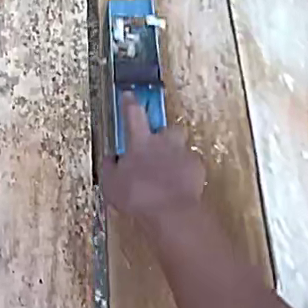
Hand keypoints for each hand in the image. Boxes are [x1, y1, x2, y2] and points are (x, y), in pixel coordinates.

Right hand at [101, 93, 203, 223]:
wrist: (171, 211)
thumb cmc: (138, 197)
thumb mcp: (111, 184)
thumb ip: (110, 167)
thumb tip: (109, 159)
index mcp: (141, 142)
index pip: (134, 114)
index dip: (130, 103)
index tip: (129, 95)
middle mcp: (164, 142)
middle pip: (168, 128)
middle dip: (164, 135)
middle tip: (156, 150)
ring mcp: (184, 153)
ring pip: (182, 147)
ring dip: (175, 156)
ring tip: (169, 173)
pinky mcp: (198, 168)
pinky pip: (192, 165)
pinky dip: (186, 172)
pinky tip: (180, 185)